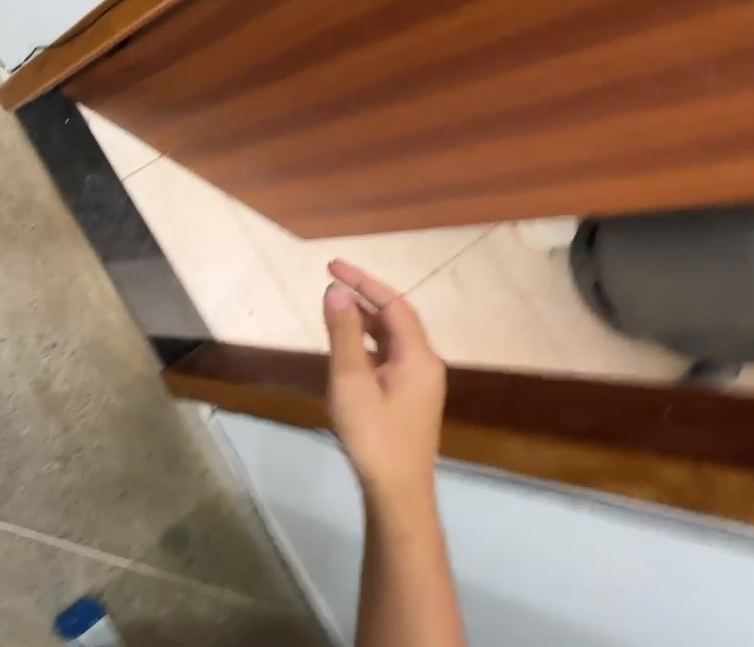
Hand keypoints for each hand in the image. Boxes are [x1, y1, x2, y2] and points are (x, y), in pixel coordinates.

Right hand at [322, 260, 445, 500]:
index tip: (331, 266)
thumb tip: (336, 290)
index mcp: (418, 356)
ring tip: (332, 304)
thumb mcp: (350, 379)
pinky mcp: (407, 394)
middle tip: (330, 278)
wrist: (397, 487)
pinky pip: (387, 353)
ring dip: (363, 316)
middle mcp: (424, 363)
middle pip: (395, 317)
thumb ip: (343, 333)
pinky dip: (365, 338)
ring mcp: (418, 380)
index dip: (363, 281)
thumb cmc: (373, 431)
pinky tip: (344, 342)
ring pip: (391, 336)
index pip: (393, 304)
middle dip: (364, 294)